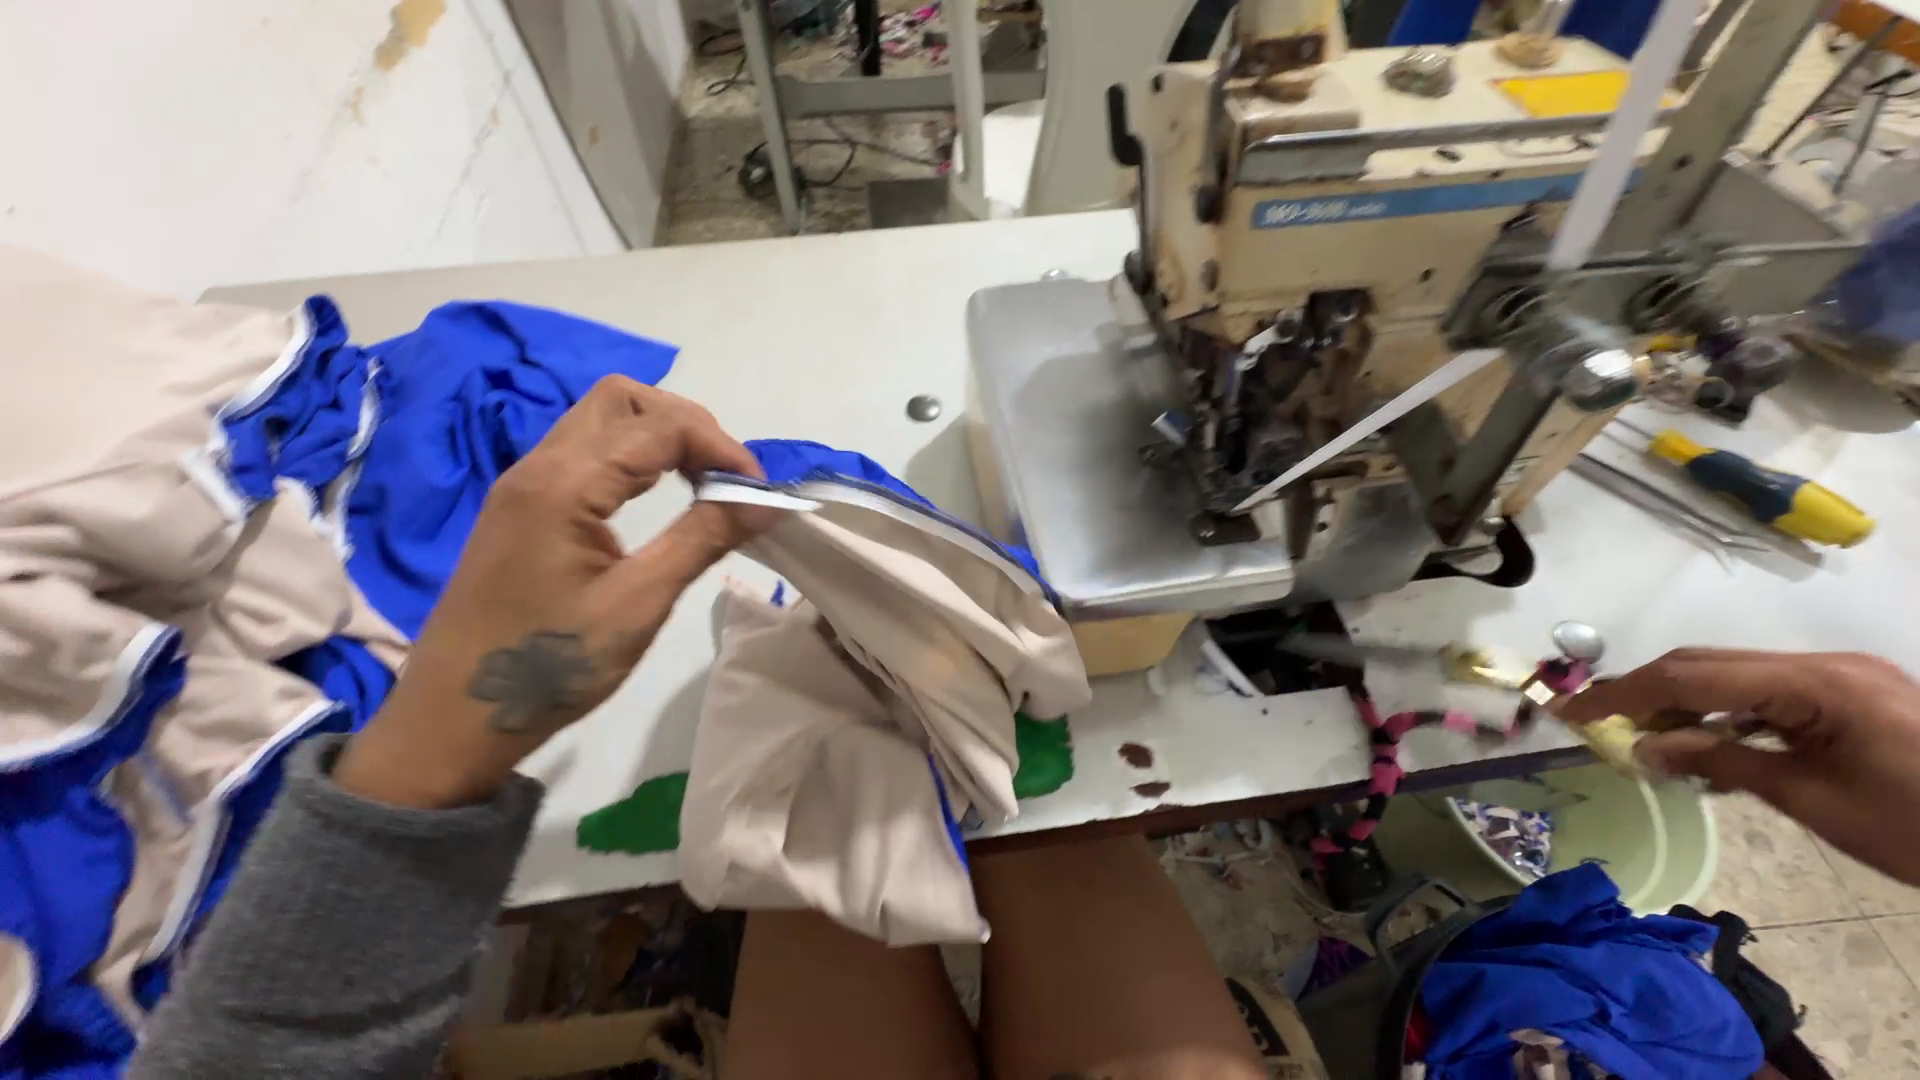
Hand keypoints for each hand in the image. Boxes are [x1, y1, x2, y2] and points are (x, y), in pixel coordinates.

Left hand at [334, 377, 768, 808]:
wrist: (453, 719)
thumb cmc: (550, 666)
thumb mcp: (638, 604)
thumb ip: (702, 539)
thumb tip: (764, 502)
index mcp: (563, 485)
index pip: (659, 427)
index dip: (720, 447)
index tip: (758, 491)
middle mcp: (539, 467)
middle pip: (622, 398)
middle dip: (687, 423)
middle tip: (726, 476)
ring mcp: (525, 485)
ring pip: (602, 419)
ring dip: (660, 436)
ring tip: (703, 484)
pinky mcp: (523, 508)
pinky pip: (586, 452)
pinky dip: (634, 457)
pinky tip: (660, 496)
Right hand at [1559, 649, 1919, 885]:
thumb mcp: (1812, 801)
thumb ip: (1720, 762)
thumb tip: (1643, 749)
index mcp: (1816, 684)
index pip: (1689, 677)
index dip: (1620, 693)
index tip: (1567, 710)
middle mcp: (1825, 664)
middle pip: (1704, 662)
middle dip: (1642, 690)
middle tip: (1594, 720)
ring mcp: (1843, 674)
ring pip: (1731, 670)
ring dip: (1679, 697)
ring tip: (1642, 732)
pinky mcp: (1854, 690)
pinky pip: (1765, 687)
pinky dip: (1721, 707)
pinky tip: (1705, 735)